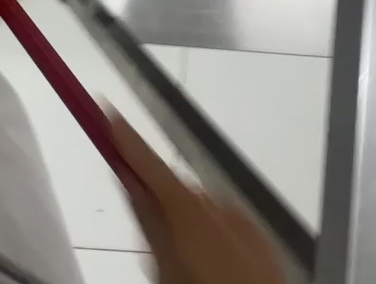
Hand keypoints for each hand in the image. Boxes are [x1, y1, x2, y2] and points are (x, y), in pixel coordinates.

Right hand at [110, 112, 286, 283]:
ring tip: (186, 272)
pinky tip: (213, 274)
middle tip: (151, 247)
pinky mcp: (269, 247)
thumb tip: (129, 181)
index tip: (106, 109)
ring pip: (202, 210)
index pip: (149, 161)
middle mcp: (222, 208)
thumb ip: (146, 221)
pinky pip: (228, 228)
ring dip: (187, 227)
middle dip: (159, 205)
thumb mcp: (163, 271)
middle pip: (175, 188)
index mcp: (191, 211)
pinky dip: (214, 240)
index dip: (125, 134)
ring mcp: (249, 226)